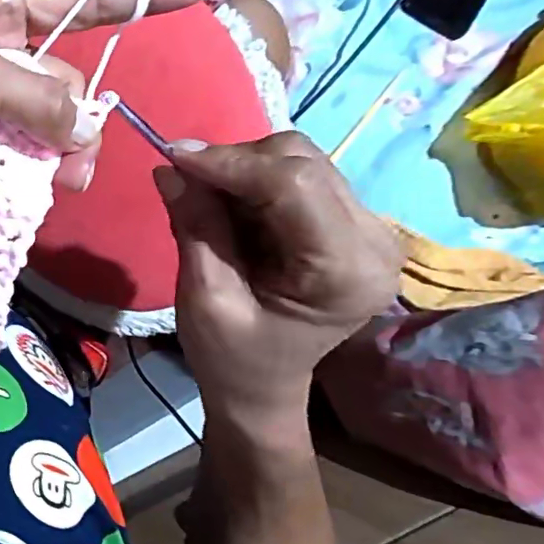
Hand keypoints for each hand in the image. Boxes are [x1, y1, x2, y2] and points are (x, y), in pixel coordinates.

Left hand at [0, 0, 217, 212]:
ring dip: (62, 149)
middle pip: (68, 75)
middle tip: (74, 152)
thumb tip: (87, 126)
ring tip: (60, 179)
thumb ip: (36, 95)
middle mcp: (0, 44)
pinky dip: (39, 165)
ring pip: (54, 118)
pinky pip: (29, 145)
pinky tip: (41, 184)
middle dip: (78, 113)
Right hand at [154, 132, 401, 426]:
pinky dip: (252, 181)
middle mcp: (373, 239)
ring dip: (242, 170)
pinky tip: (228, 207)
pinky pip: (297, 177)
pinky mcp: (349, 223)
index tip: (171, 156)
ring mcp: (368, 228)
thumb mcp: (205, 298)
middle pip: (300, 162)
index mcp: (345, 270)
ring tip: (205, 200)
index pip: (293, 185)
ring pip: (298, 161)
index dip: (229, 162)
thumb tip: (171, 168)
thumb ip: (196, 228)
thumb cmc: (231, 357)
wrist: (261, 387)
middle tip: (184, 183)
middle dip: (234, 164)